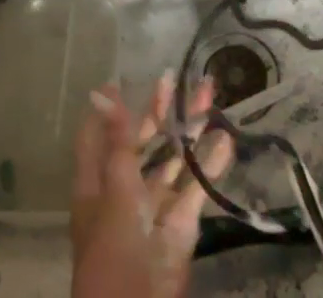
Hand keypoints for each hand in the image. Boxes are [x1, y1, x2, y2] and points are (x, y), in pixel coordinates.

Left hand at [71, 75, 234, 297]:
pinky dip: (209, 163)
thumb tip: (102, 93)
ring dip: (189, 131)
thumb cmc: (113, 244)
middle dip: (158, 112)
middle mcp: (124, 189)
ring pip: (171, 160)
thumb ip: (118, 139)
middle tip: (177, 79)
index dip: (108, 110)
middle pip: (140, 143)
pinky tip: (225, 139)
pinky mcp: (180, 222)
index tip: (121, 80)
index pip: (98, 137)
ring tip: (209, 95)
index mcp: (97, 182)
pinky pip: (195, 186)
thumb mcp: (115, 187)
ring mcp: (154, 205)